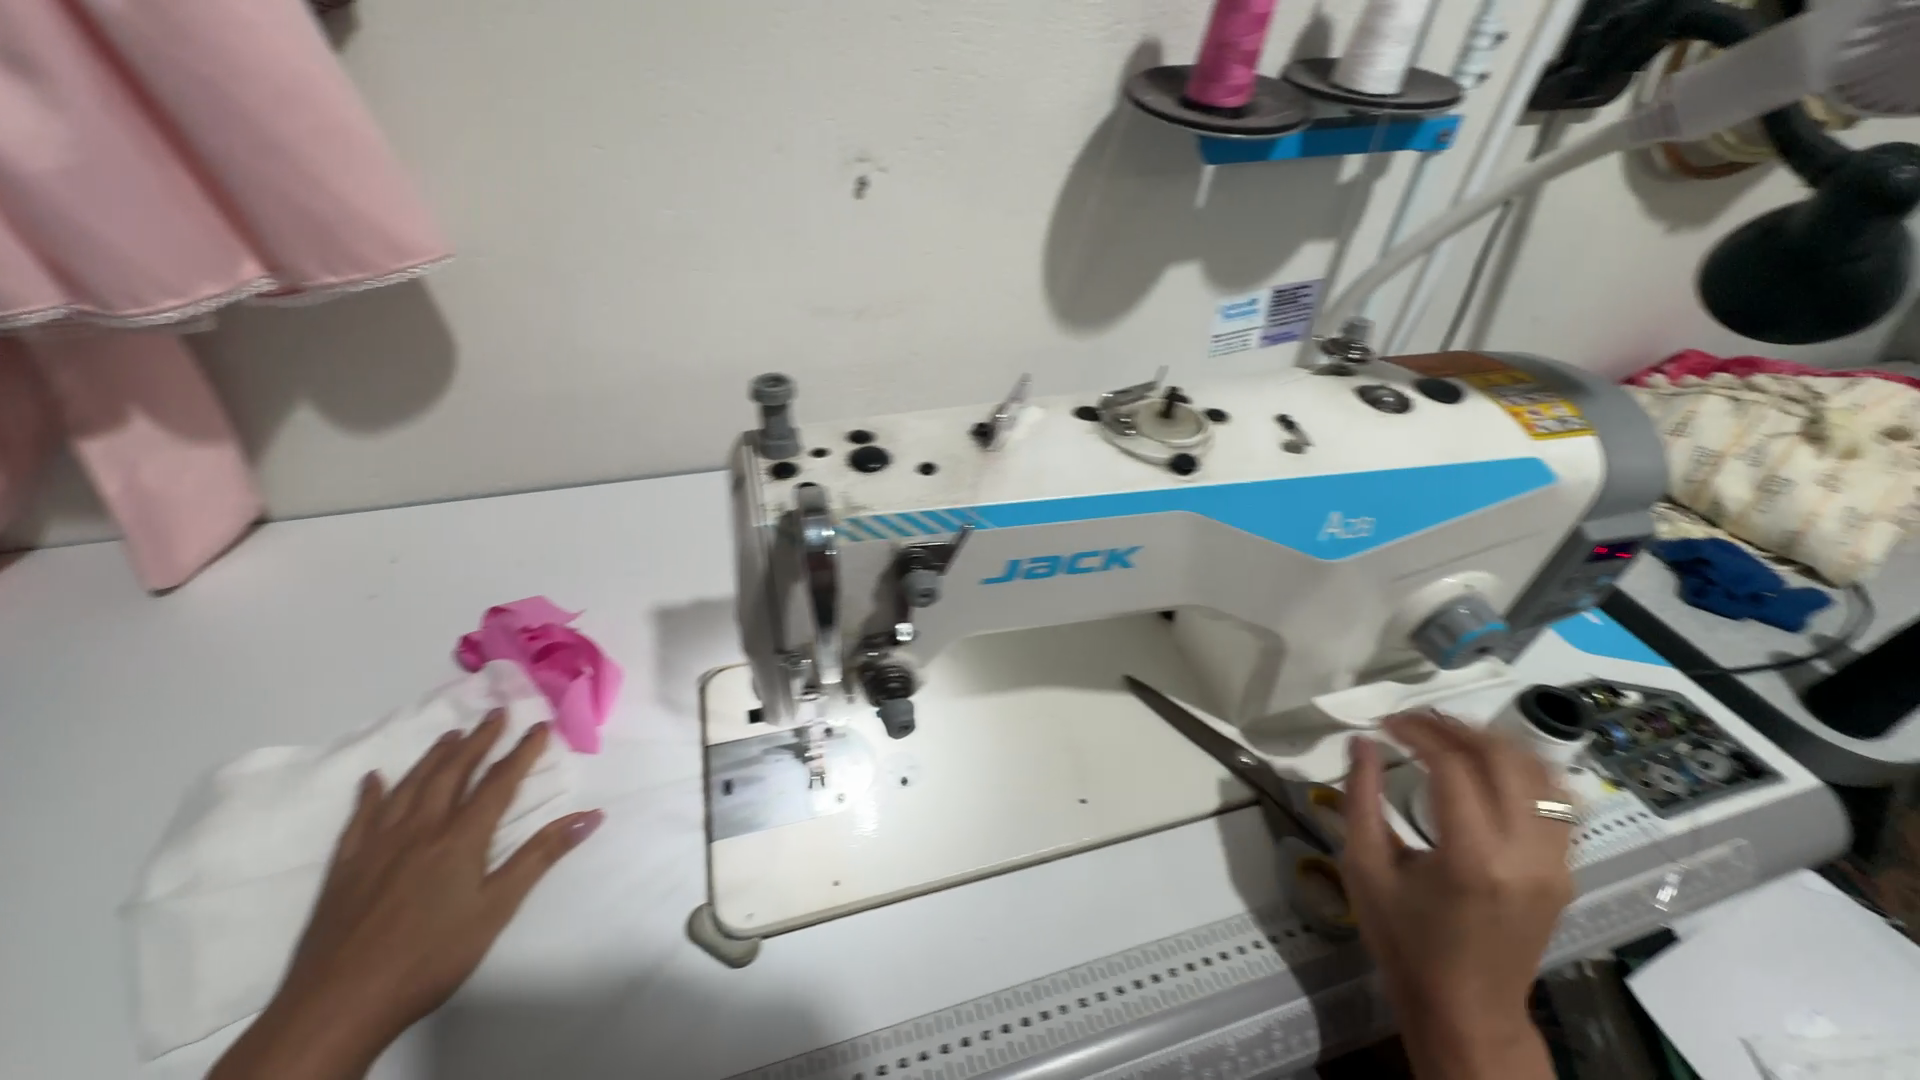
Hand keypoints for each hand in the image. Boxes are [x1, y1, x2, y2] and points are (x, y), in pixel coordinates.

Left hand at [210, 713, 603, 1079]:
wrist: (340, 1001)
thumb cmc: (431, 957)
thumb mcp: (497, 909)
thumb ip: (540, 856)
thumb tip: (590, 815)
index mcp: (461, 839)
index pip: (499, 784)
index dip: (522, 752)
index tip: (540, 726)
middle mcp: (420, 829)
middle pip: (453, 774)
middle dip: (478, 741)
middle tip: (495, 713)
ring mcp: (378, 844)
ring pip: (410, 786)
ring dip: (434, 757)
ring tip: (452, 734)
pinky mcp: (346, 865)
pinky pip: (361, 817)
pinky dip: (371, 793)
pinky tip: (374, 779)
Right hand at [1341, 711, 1572, 1079]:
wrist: (1465, 1008)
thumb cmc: (1404, 941)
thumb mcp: (1364, 869)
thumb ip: (1361, 798)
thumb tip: (1362, 742)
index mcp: (1470, 857)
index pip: (1453, 766)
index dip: (1418, 732)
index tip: (1385, 724)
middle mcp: (1525, 854)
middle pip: (1504, 759)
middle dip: (1457, 728)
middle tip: (1417, 722)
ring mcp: (1556, 863)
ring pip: (1542, 774)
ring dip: (1496, 743)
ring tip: (1452, 736)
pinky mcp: (1566, 871)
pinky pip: (1559, 802)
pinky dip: (1526, 771)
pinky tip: (1492, 767)